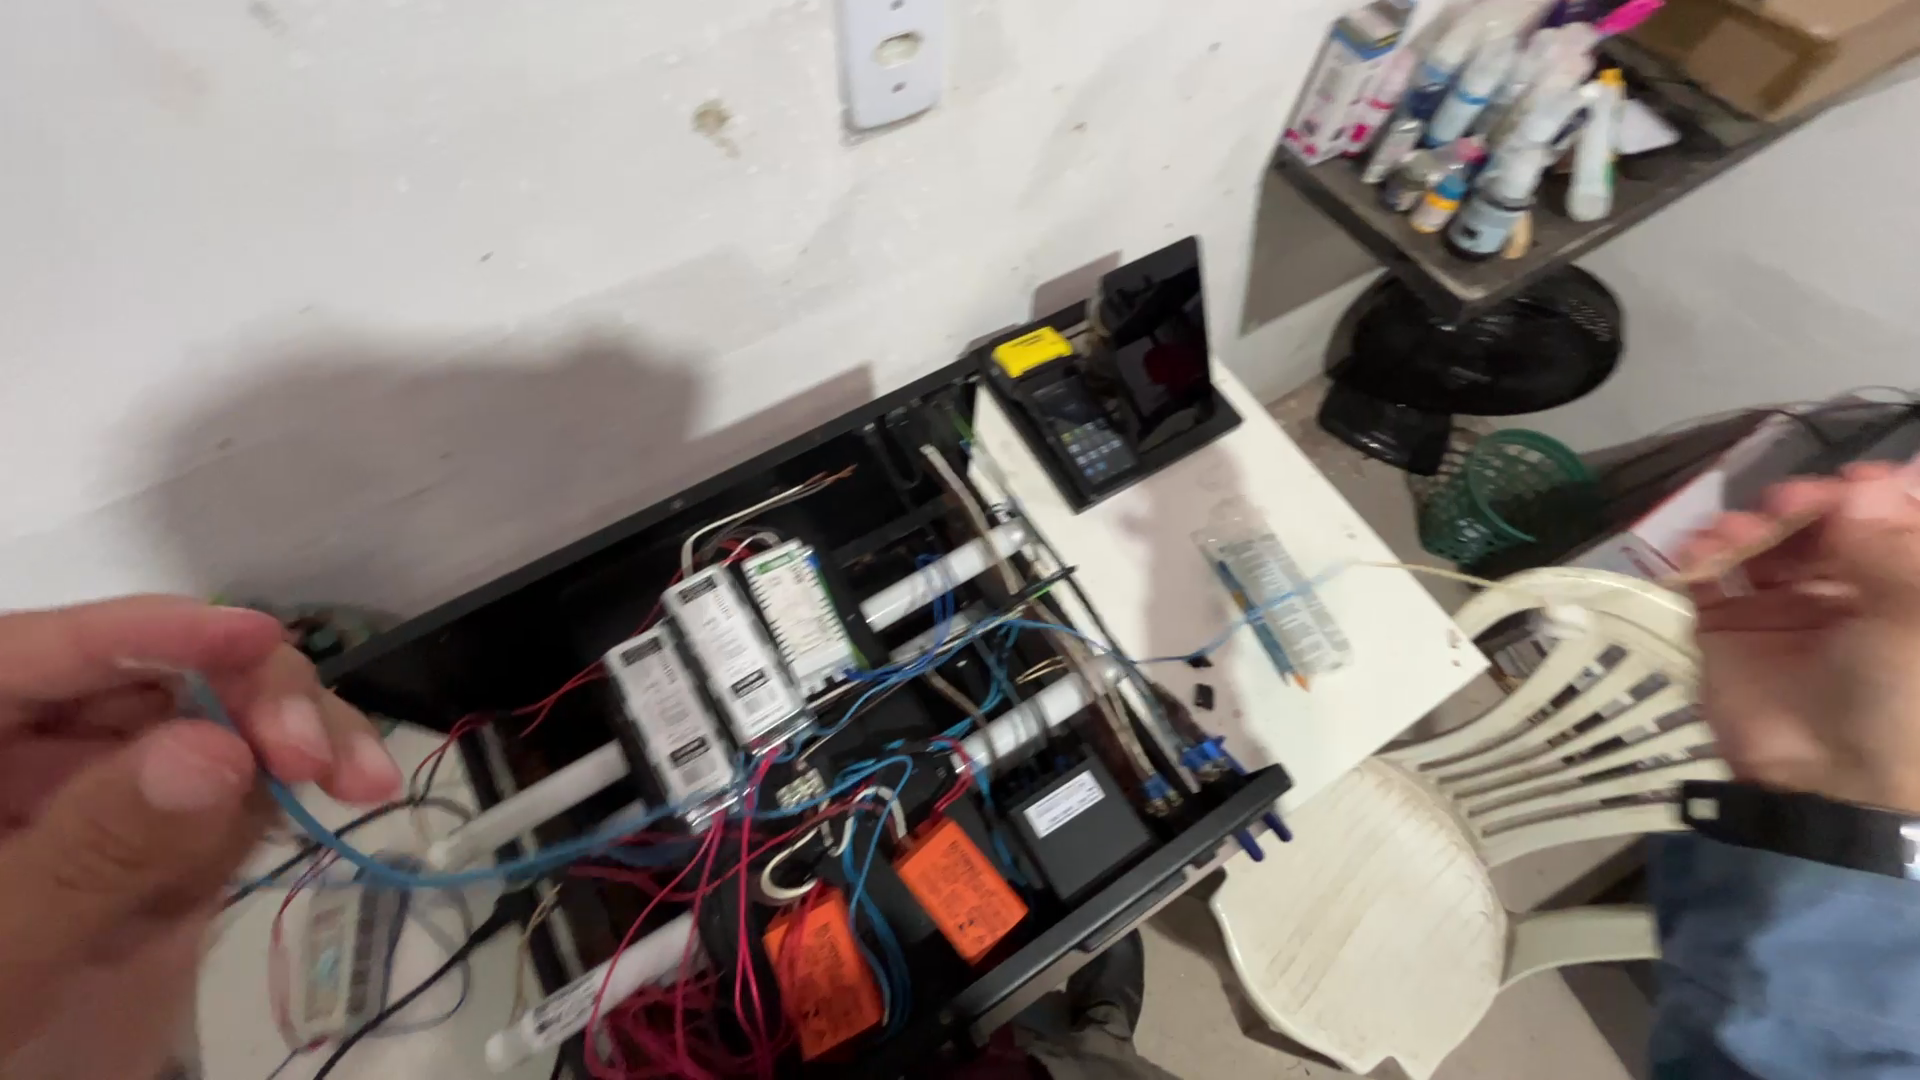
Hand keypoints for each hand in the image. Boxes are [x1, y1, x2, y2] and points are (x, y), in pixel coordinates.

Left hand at [0, 596, 400, 1078]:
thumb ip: (91, 856)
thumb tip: (219, 752)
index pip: (34, 654)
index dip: (150, 632)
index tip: (259, 634)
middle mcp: (26, 747)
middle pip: (161, 678)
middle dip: (261, 705)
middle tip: (325, 759)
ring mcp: (98, 782)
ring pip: (225, 719)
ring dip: (294, 753)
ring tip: (358, 789)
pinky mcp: (160, 816)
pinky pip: (244, 779)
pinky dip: (274, 806)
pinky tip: (258, 855)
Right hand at [1680, 464, 1919, 812]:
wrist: (1834, 776)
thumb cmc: (1908, 699)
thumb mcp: (1918, 622)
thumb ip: (1892, 550)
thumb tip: (1860, 487)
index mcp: (1907, 591)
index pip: (1890, 526)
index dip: (1876, 497)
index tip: (1853, 482)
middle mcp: (1850, 592)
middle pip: (1822, 529)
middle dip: (1803, 509)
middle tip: (1786, 504)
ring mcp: (1782, 609)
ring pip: (1762, 547)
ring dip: (1747, 529)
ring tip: (1734, 535)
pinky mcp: (1723, 626)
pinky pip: (1707, 579)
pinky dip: (1700, 558)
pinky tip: (1701, 553)